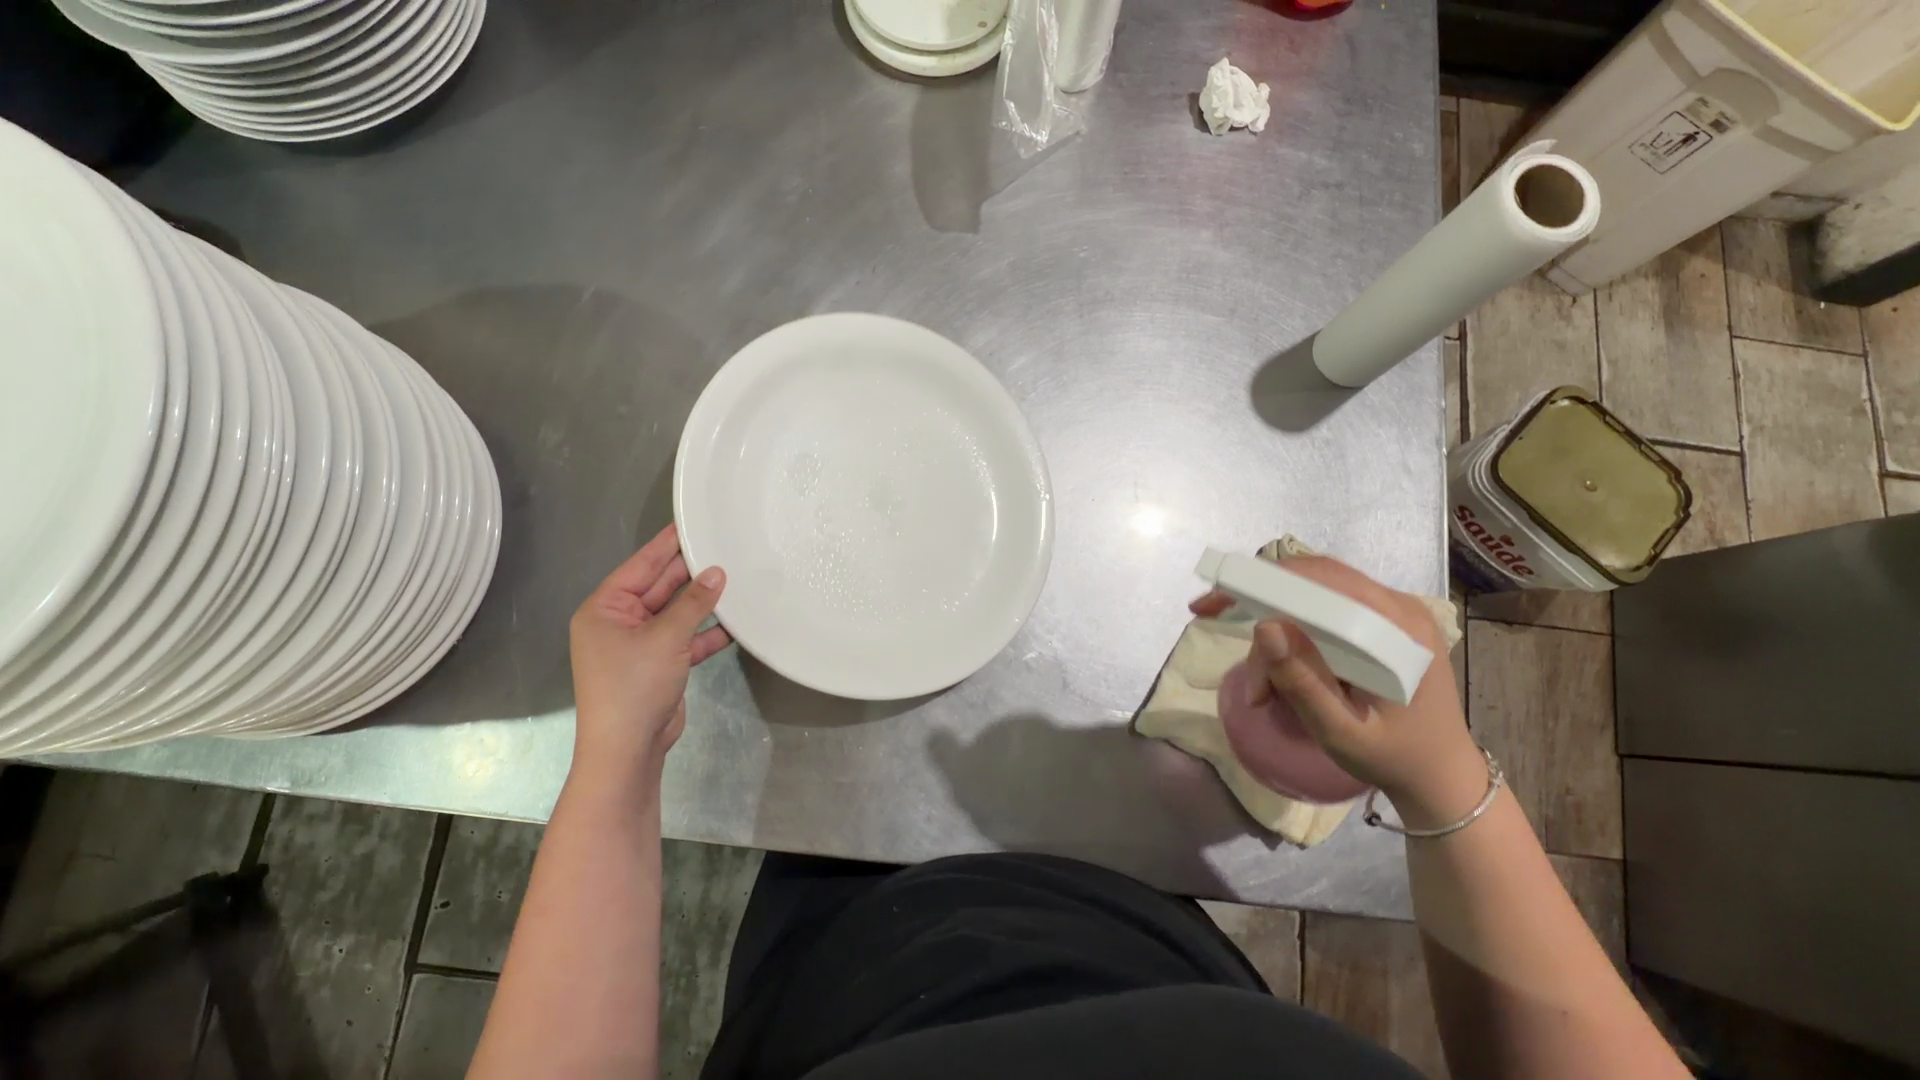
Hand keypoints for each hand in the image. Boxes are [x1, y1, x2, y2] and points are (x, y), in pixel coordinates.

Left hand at [569, 524, 730, 779]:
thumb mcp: (665, 638)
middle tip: (724, 546)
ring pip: (676, 613)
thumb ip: (693, 603)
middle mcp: (619, 622)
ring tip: (737, 578)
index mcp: (605, 608)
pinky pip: (685, 639)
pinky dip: (706, 632)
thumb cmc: (634, 685)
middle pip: (660, 588)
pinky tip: (734, 622)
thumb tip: (716, 572)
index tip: (692, 523)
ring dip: (703, 603)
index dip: (667, 545)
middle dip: (691, 573)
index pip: (641, 566)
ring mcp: (640, 645)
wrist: (628, 748)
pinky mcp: (660, 665)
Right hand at [1190, 556, 1484, 827]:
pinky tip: (1279, 667)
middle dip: (1259, 607)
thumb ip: (1303, 682)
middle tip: (1220, 634)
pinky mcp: (1384, 624)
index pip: (1320, 581)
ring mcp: (1393, 613)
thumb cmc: (1393, 758)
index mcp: (1398, 628)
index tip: (1211, 604)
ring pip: (1313, 599)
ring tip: (1261, 690)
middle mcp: (1398, 607)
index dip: (1261, 583)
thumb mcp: (1341, 732)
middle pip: (1311, 584)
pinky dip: (1293, 634)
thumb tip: (1263, 626)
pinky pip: (1327, 612)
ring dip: (1275, 634)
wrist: (1441, 778)